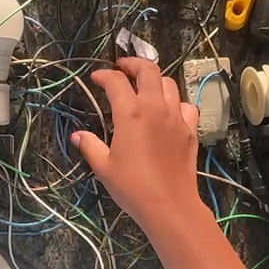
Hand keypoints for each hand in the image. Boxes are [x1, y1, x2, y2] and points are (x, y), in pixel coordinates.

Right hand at [72, 57, 207, 241]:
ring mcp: (176, 117)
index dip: (104, 75)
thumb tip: (78, 135)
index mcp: (131, 113)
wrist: (169, 204)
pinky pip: (186, 105)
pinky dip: (176, 102)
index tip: (96, 78)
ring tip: (144, 87)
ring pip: (169, 83)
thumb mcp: (104, 167)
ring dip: (155, 80)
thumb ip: (90, 146)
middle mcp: (155, 108)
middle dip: (134, 63)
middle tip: (122, 68)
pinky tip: (169, 111)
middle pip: (149, 70)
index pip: (116, 81)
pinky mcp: (190, 130)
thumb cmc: (132, 186)